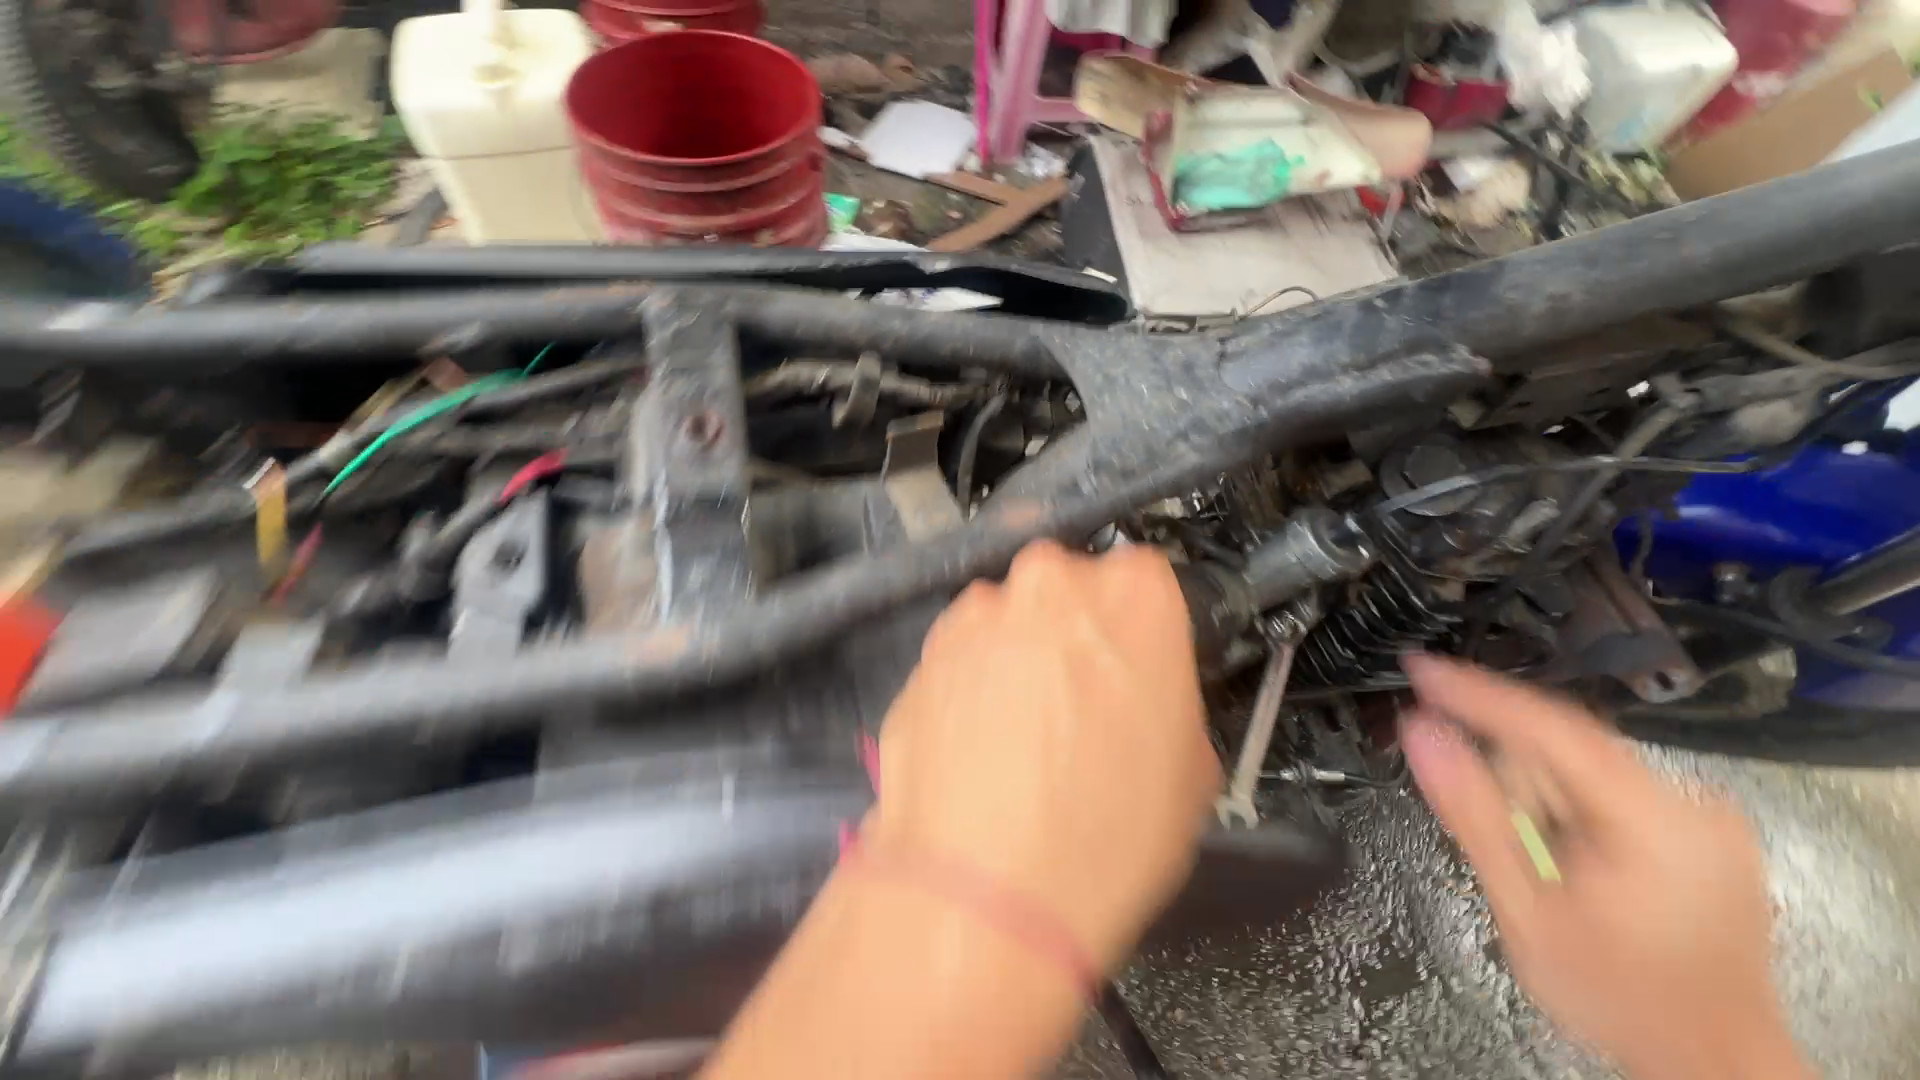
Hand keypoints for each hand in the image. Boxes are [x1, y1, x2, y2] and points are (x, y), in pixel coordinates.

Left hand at [863, 540, 1219, 972]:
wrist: (982, 887)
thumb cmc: (1105, 832)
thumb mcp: (1190, 771)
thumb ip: (1169, 702)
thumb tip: (1145, 704)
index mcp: (1134, 594)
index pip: (1147, 581)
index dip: (1142, 631)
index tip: (1138, 667)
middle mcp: (1050, 584)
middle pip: (1072, 592)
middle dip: (1078, 636)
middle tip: (1084, 707)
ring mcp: (977, 616)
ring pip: (1012, 621)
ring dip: (1021, 659)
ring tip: (1026, 739)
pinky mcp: (924, 654)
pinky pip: (963, 657)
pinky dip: (973, 686)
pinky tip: (983, 748)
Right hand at [1399, 655, 1810, 1079]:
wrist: (1713, 1064)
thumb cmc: (1613, 994)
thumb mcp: (1524, 907)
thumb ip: (1470, 812)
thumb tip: (1418, 730)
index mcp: (1653, 818)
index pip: (1549, 726)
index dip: (1476, 692)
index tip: (1418, 666)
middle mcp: (1692, 802)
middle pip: (1568, 747)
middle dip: (1510, 771)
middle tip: (1483, 823)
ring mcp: (1706, 816)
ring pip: (1585, 767)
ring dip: (1539, 795)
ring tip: (1534, 862)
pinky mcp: (1704, 830)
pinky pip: (1611, 788)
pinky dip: (1568, 805)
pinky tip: (1565, 856)